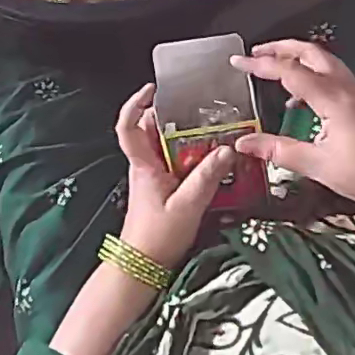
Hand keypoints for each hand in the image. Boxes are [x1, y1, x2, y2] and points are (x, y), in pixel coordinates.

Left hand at [113, 82, 236, 266]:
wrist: (143, 266)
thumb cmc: (158, 236)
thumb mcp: (187, 205)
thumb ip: (207, 177)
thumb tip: (227, 150)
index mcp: (143, 164)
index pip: (127, 126)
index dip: (134, 104)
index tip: (152, 89)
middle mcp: (145, 165)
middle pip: (152, 130)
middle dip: (172, 115)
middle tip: (197, 107)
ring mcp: (153, 176)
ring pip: (166, 145)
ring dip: (185, 136)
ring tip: (211, 128)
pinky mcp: (163, 187)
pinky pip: (175, 162)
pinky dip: (191, 155)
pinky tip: (211, 157)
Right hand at [230, 40, 354, 217]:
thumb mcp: (319, 165)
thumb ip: (278, 151)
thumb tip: (242, 144)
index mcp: (331, 98)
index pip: (288, 71)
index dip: (259, 64)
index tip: (236, 62)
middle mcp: (344, 86)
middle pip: (310, 52)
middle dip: (280, 48)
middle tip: (255, 54)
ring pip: (323, 59)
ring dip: (296, 56)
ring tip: (271, 67)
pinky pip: (331, 74)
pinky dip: (309, 72)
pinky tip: (298, 98)